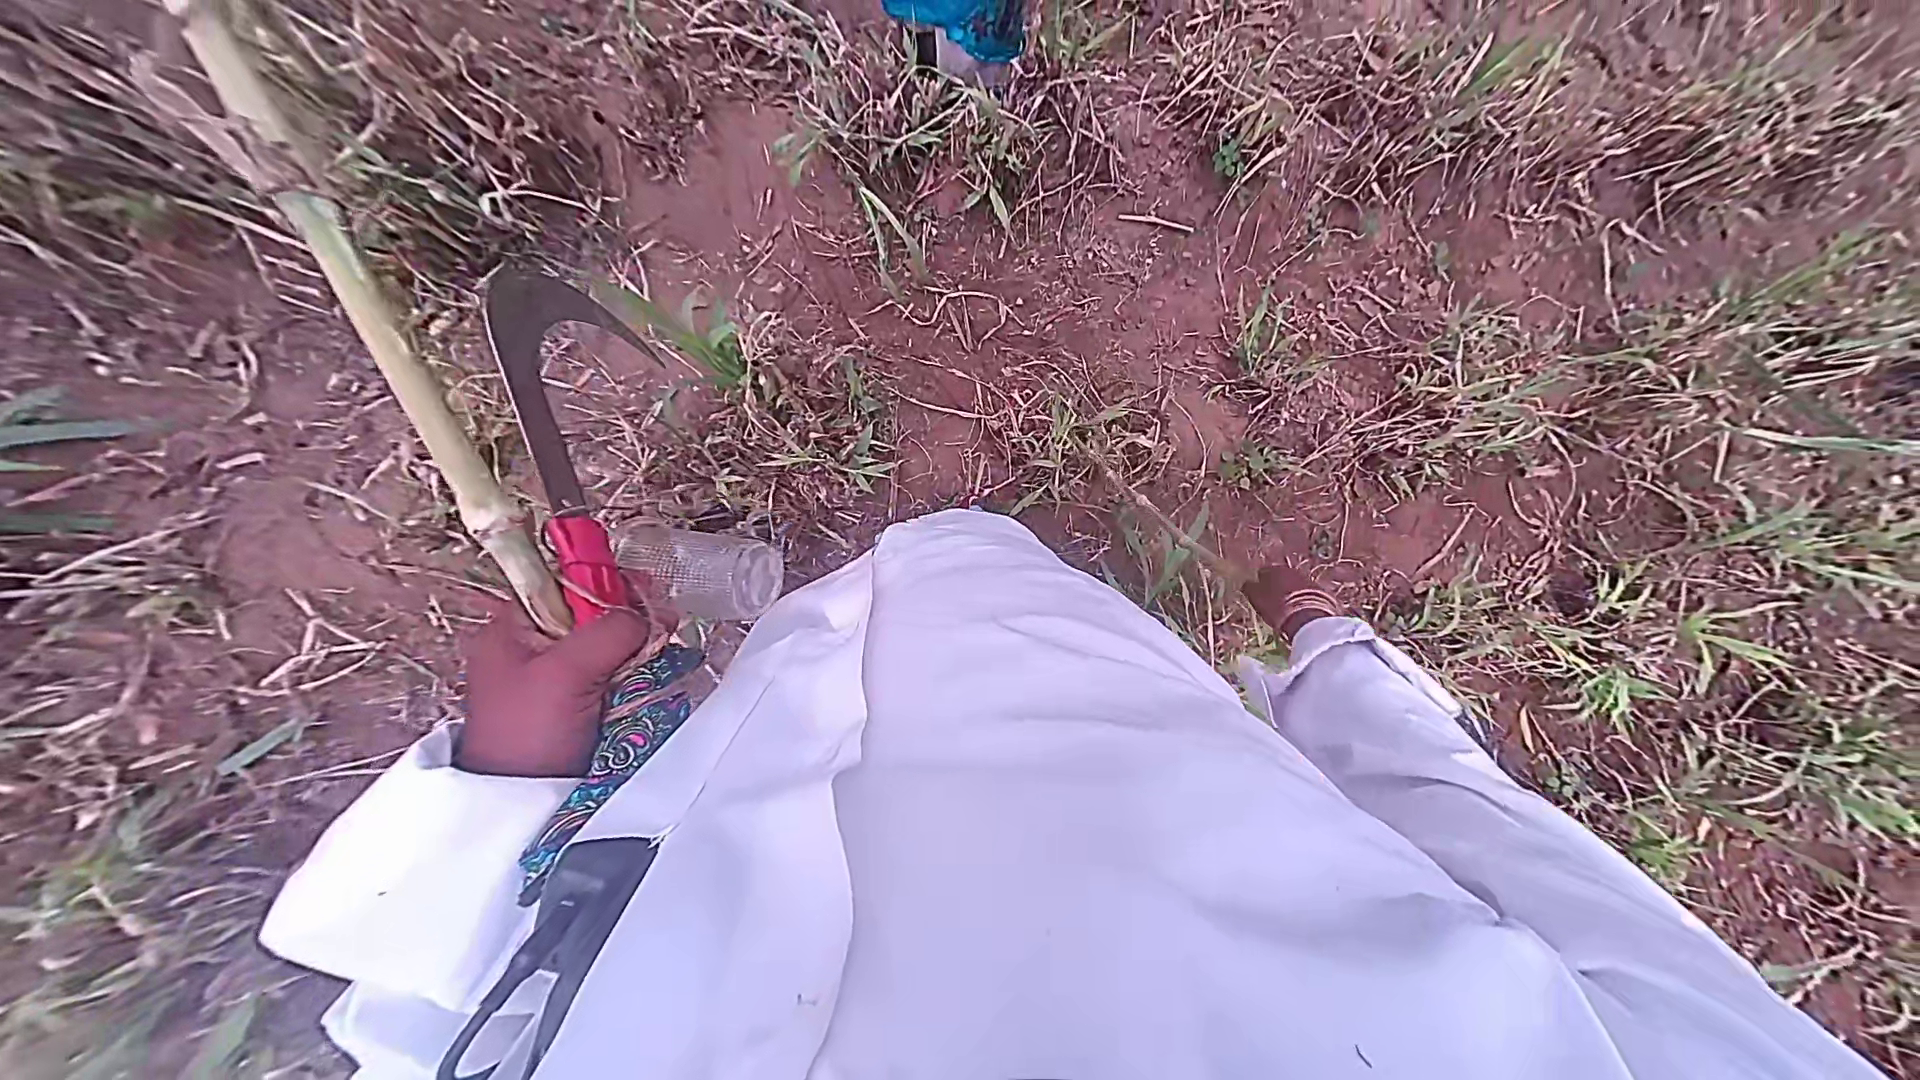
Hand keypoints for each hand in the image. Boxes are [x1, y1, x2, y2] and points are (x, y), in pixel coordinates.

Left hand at [458, 573, 671, 777]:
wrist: (524, 804)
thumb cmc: (527, 734)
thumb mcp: (563, 672)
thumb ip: (608, 632)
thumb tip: (648, 614)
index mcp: (515, 628)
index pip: (563, 581)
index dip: (602, 579)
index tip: (640, 588)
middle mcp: (538, 644)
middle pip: (596, 609)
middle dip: (631, 613)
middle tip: (659, 622)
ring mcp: (563, 672)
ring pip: (614, 638)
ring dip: (641, 641)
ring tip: (660, 649)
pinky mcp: (587, 696)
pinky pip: (622, 666)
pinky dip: (642, 665)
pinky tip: (655, 669)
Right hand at [1243, 563, 1342, 643]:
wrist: (1308, 618)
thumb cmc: (1277, 607)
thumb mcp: (1256, 598)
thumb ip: (1250, 588)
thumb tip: (1247, 583)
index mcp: (1273, 569)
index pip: (1263, 572)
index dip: (1260, 582)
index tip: (1258, 592)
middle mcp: (1291, 570)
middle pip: (1281, 576)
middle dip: (1277, 584)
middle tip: (1272, 598)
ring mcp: (1307, 579)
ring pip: (1294, 583)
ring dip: (1290, 591)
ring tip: (1286, 605)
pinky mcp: (1321, 591)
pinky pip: (1306, 592)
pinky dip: (1302, 597)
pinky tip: (1299, 608)